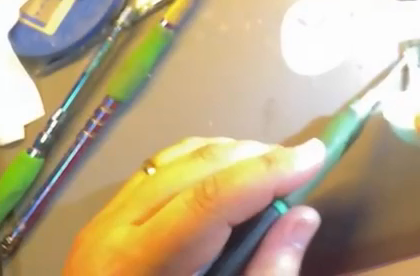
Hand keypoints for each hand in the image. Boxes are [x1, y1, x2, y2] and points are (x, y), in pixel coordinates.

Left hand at [65, 137, 326, 275]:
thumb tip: (304, 217)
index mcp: (134, 267)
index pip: (210, 199)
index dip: (267, 172)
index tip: (316, 155)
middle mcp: (110, 234)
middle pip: (197, 168)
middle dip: (257, 157)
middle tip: (301, 164)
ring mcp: (102, 222)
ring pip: (179, 157)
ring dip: (232, 154)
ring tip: (271, 170)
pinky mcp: (104, 220)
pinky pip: (162, 168)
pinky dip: (203, 162)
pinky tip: (230, 175)